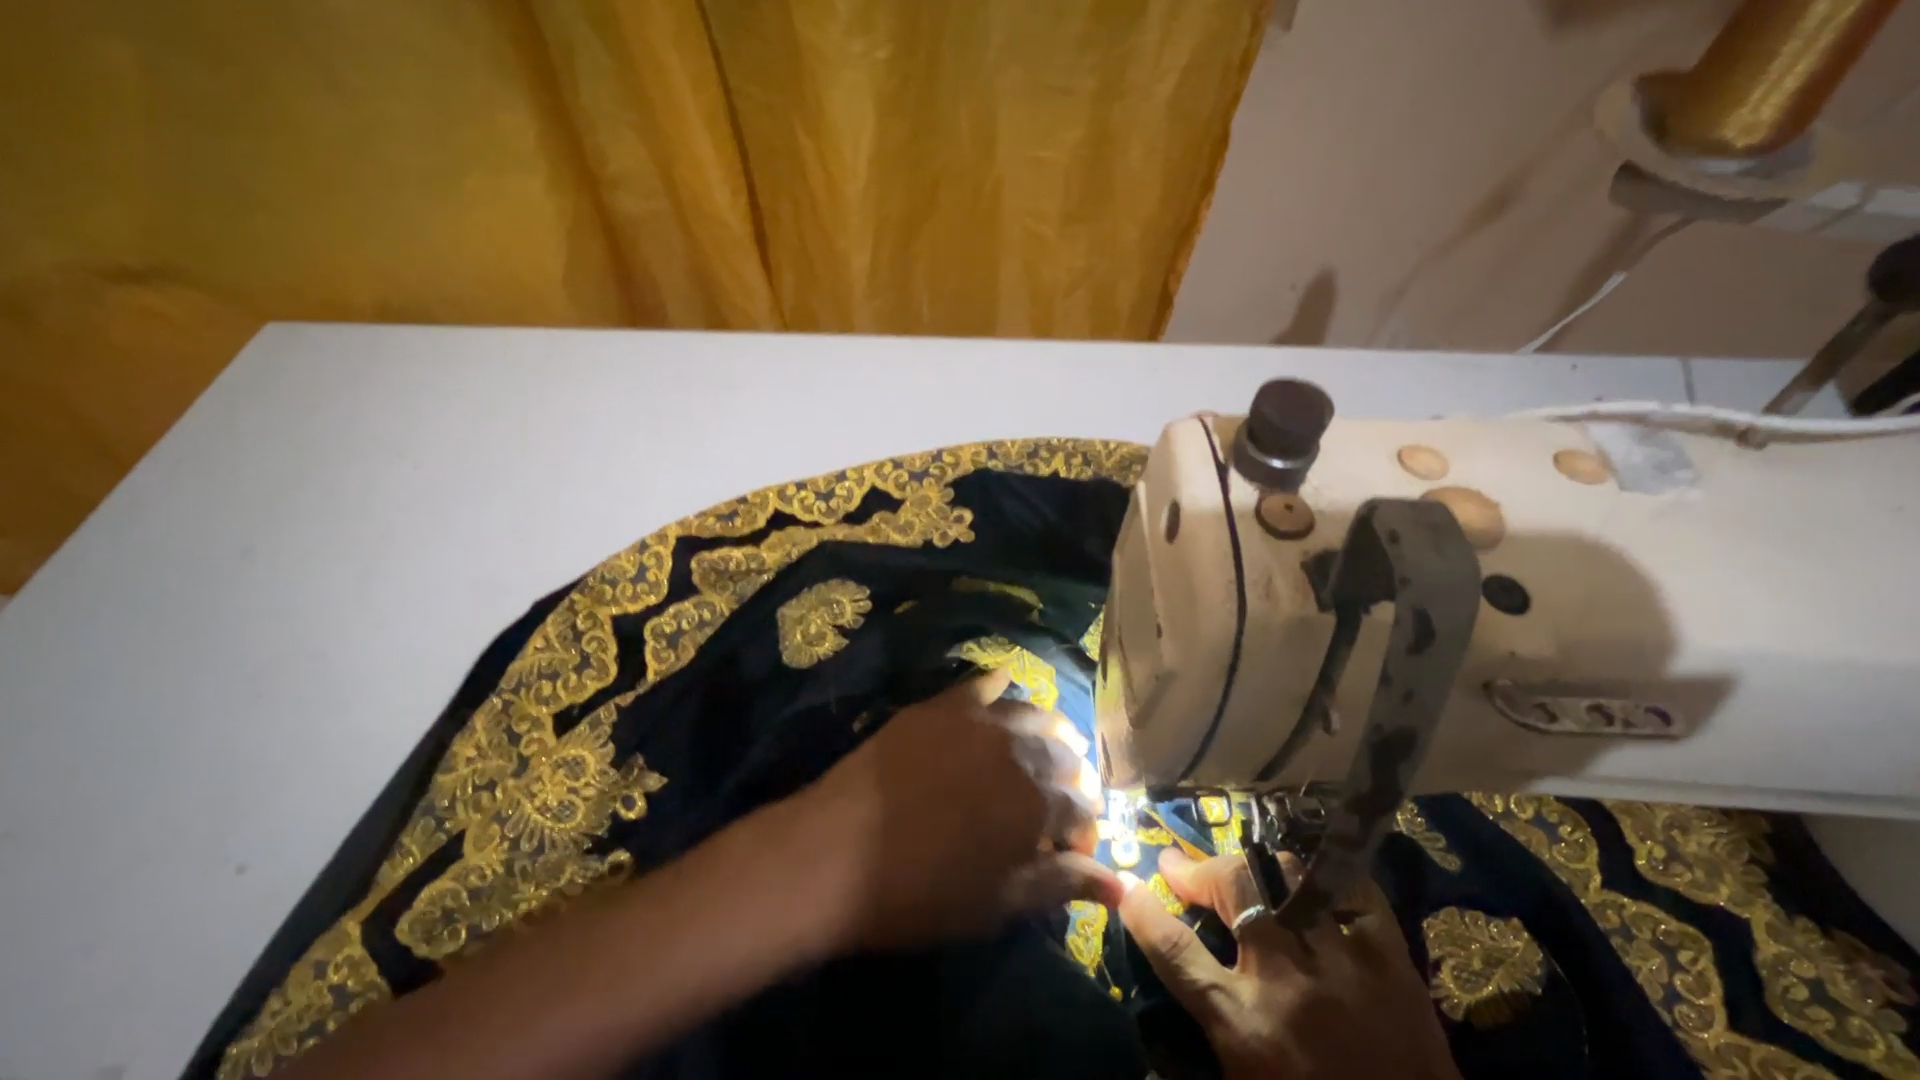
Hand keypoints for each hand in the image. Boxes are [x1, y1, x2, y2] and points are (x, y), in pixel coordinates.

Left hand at [791, 669, 1120, 951]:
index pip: (1082, 808)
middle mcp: (1017, 751)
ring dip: (1049, 730)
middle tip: (1067, 797)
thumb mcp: (999, 902)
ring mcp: (975, 722)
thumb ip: (1062, 885)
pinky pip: (978, 686)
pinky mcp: (937, 708)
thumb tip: (1121, 884)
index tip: (1074, 848)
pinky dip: (998, 684)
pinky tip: (1005, 680)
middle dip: (1074, 777)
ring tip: (1052, 742)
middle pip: (1063, 755)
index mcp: (1038, 803)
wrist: (834, 854)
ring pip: (1030, 714)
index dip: (1084, 828)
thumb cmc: (920, 893)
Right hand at [1120, 849, 1459, 1079]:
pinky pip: (1353, 890)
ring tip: (1245, 873)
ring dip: (1257, 866)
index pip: (1176, 951)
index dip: (1144, 912)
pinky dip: (1325, 878)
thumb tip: (1175, 964)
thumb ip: (1209, 1018)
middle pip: (1235, 889)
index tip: (1127, 885)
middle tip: (1184, 867)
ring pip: (1288, 875)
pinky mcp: (1391, 958)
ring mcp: (1342, 961)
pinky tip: (1308, 880)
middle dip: (1203, 870)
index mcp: (1243, 1024)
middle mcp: (1286, 981)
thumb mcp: (1243, 1072)